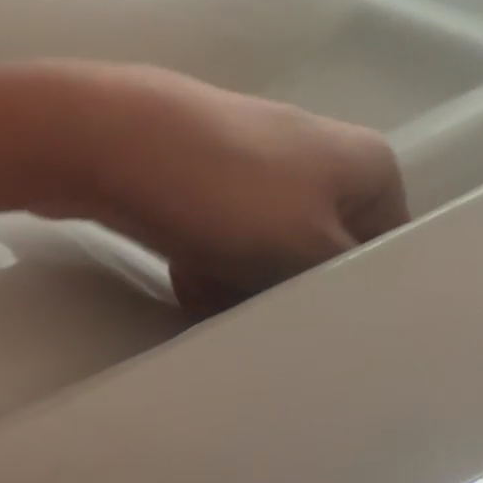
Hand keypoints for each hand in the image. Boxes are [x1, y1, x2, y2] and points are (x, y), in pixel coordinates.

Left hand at [28, 63, 408, 315]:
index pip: (386, 250)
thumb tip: (347, 309)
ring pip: (250, 245)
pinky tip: (183, 294)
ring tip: (217, 319)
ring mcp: (233, 158)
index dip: (354, 300)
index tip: (323, 341)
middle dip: (283, 295)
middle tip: (264, 337)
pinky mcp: (176, 172)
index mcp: (362, 162)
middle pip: (310, 249)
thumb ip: (342, 287)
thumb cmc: (220, 192)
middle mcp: (304, 152)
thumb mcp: (309, 252)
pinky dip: (196, 265)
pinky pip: (200, 233)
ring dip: (235, 286)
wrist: (97, 140)